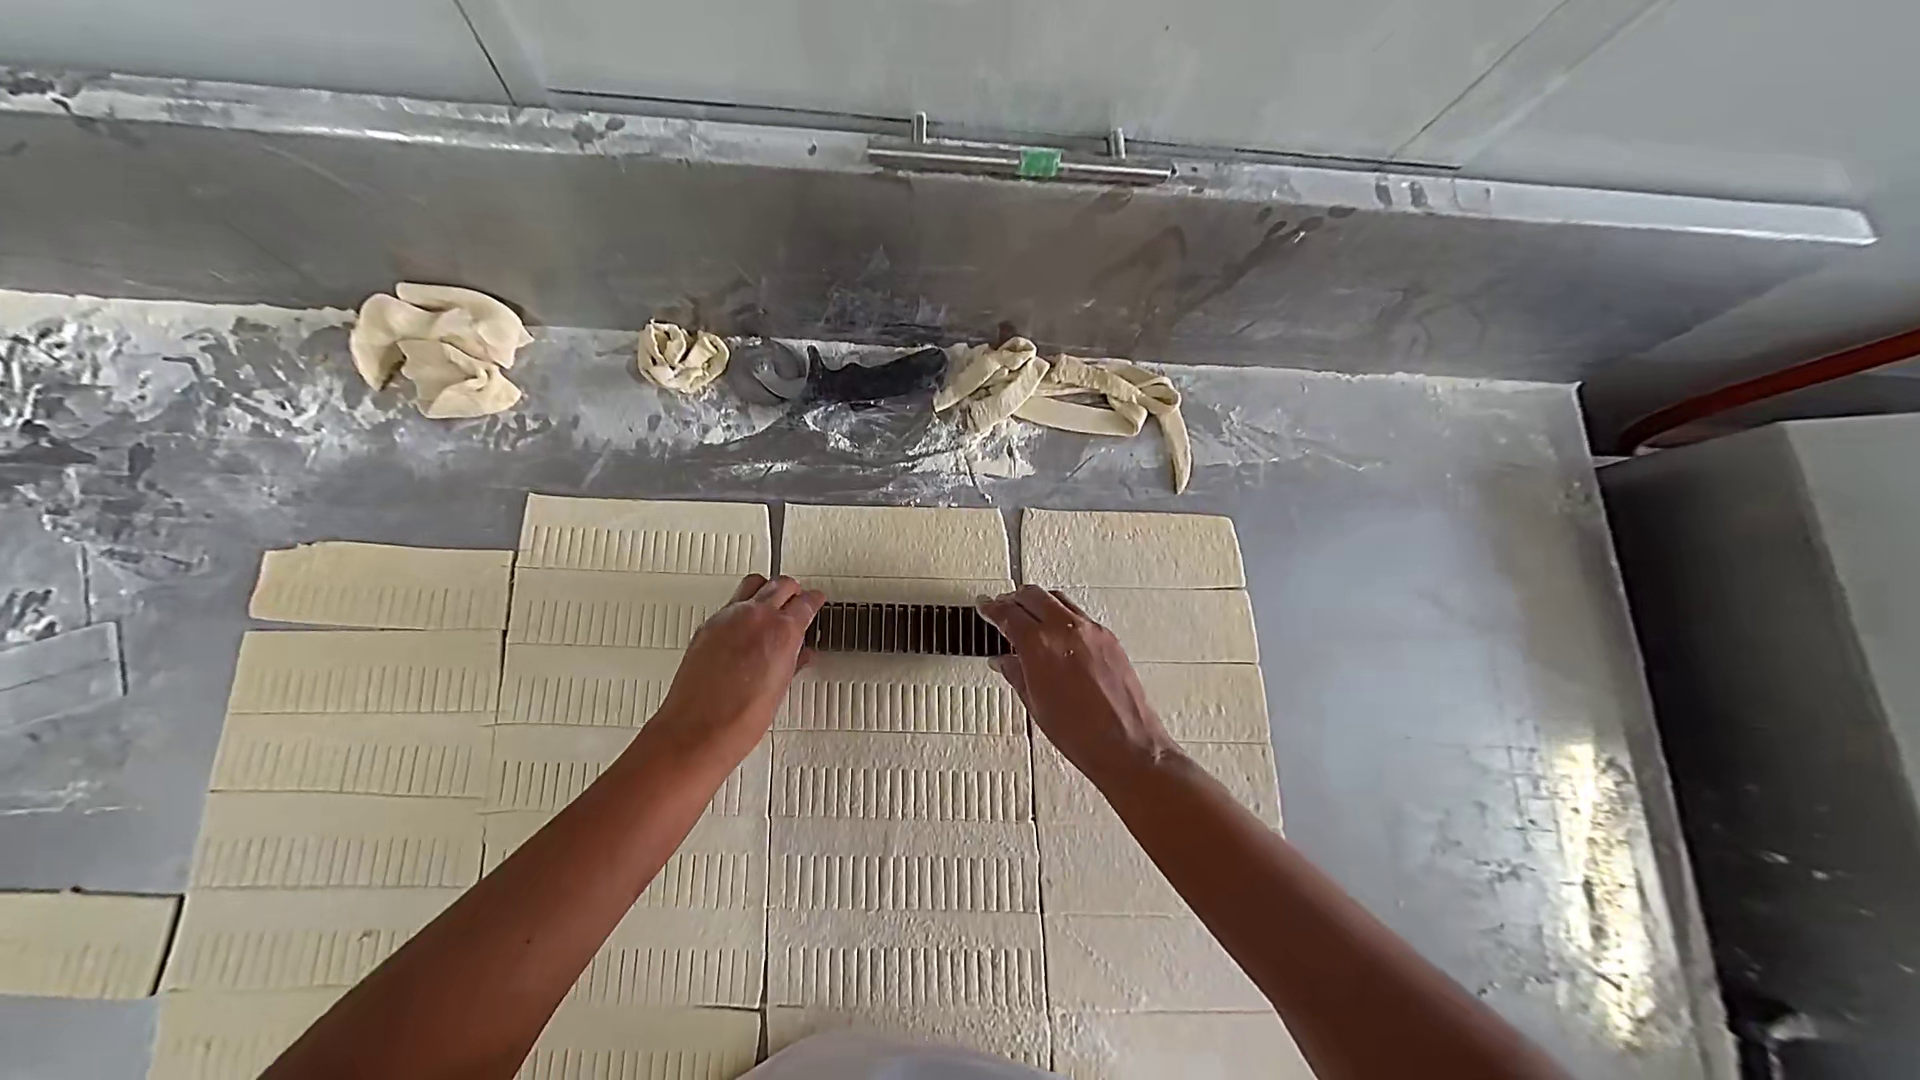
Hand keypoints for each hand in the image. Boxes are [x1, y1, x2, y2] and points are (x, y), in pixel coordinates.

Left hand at [646, 574, 824, 767]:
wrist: (698, 731)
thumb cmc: (737, 719)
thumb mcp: (781, 687)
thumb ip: (792, 660)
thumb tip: (797, 654)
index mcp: (782, 630)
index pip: (805, 602)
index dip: (814, 601)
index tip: (815, 601)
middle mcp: (755, 617)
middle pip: (780, 584)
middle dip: (793, 590)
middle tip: (798, 598)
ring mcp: (728, 618)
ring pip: (753, 584)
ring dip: (766, 589)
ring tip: (772, 600)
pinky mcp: (707, 626)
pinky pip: (731, 603)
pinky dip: (743, 606)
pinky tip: (745, 621)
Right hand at [977, 585, 1181, 783]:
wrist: (1125, 745)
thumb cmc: (1083, 734)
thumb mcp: (1035, 703)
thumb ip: (1016, 673)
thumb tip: (1005, 662)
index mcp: (1039, 645)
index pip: (1008, 614)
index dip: (992, 608)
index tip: (986, 606)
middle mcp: (1065, 630)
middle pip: (1032, 596)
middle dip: (1013, 598)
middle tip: (1002, 606)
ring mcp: (1090, 631)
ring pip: (1057, 599)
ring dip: (1038, 601)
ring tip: (1028, 613)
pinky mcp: (1108, 638)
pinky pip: (1078, 613)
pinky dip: (1061, 614)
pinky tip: (1057, 629)